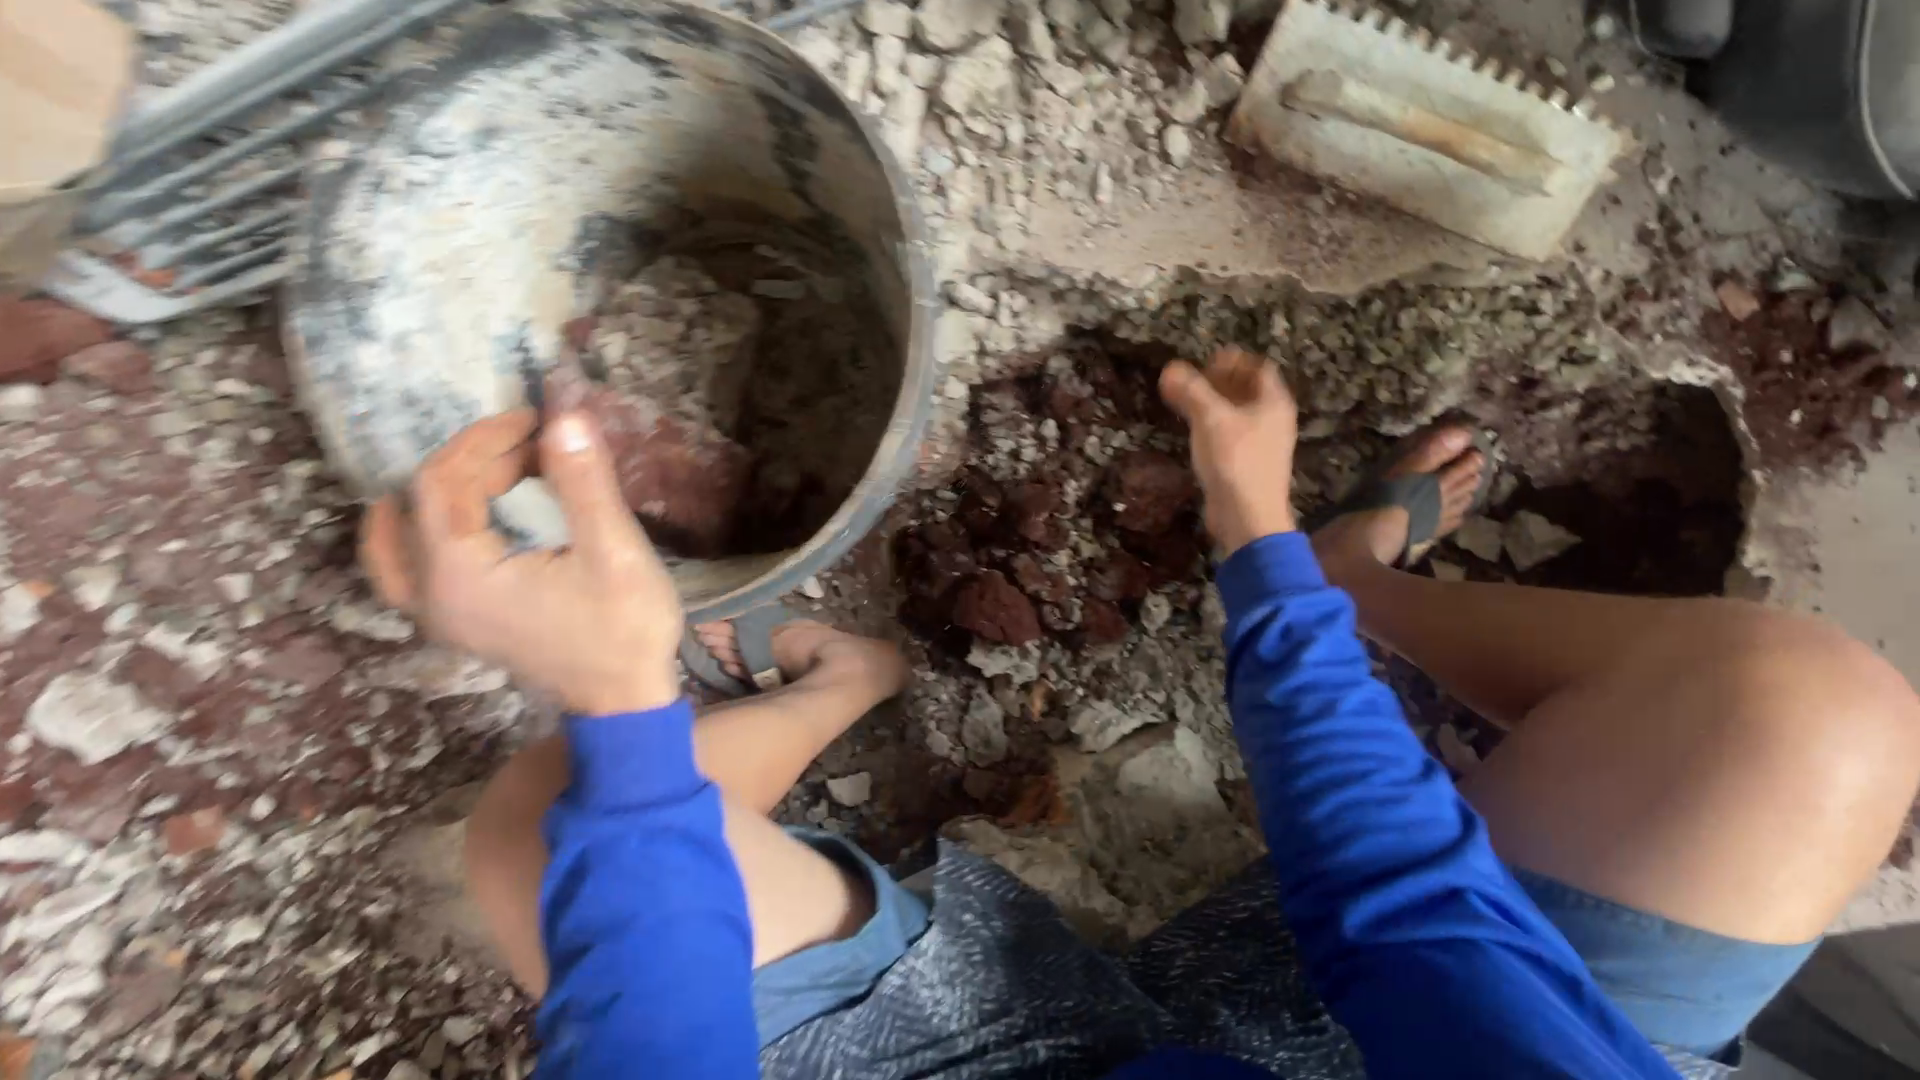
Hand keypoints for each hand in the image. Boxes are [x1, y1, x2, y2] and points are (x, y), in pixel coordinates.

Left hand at [359, 407, 684, 715]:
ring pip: (394, 538)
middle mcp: (429, 596)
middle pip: (418, 502)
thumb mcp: (615, 552)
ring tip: (488, 471)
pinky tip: (462, 517)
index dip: (484, 439)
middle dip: (474, 461)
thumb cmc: (625, 628)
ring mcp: (436, 616)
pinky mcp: (455, 624)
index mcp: (460, 575)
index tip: (538, 419)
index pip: (442, 481)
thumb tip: (566, 415)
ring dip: (436, 493)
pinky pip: (405, 566)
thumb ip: (584, 483)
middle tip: (536, 447)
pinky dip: (424, 529)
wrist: (624, 701)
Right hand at [1159, 347, 1299, 556]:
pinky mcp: (1247, 464)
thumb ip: (1190, 391)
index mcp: (1274, 402)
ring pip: (1239, 413)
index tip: (1207, 361)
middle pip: (1248, 390)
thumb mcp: (1210, 419)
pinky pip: (1231, 434)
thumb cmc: (1235, 460)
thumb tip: (1169, 369)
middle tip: (1192, 379)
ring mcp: (1262, 444)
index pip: (1259, 368)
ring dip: (1214, 404)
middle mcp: (1274, 420)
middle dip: (1220, 381)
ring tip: (1186, 401)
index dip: (1234, 360)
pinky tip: (1194, 431)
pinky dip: (1214, 425)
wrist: (1247, 516)